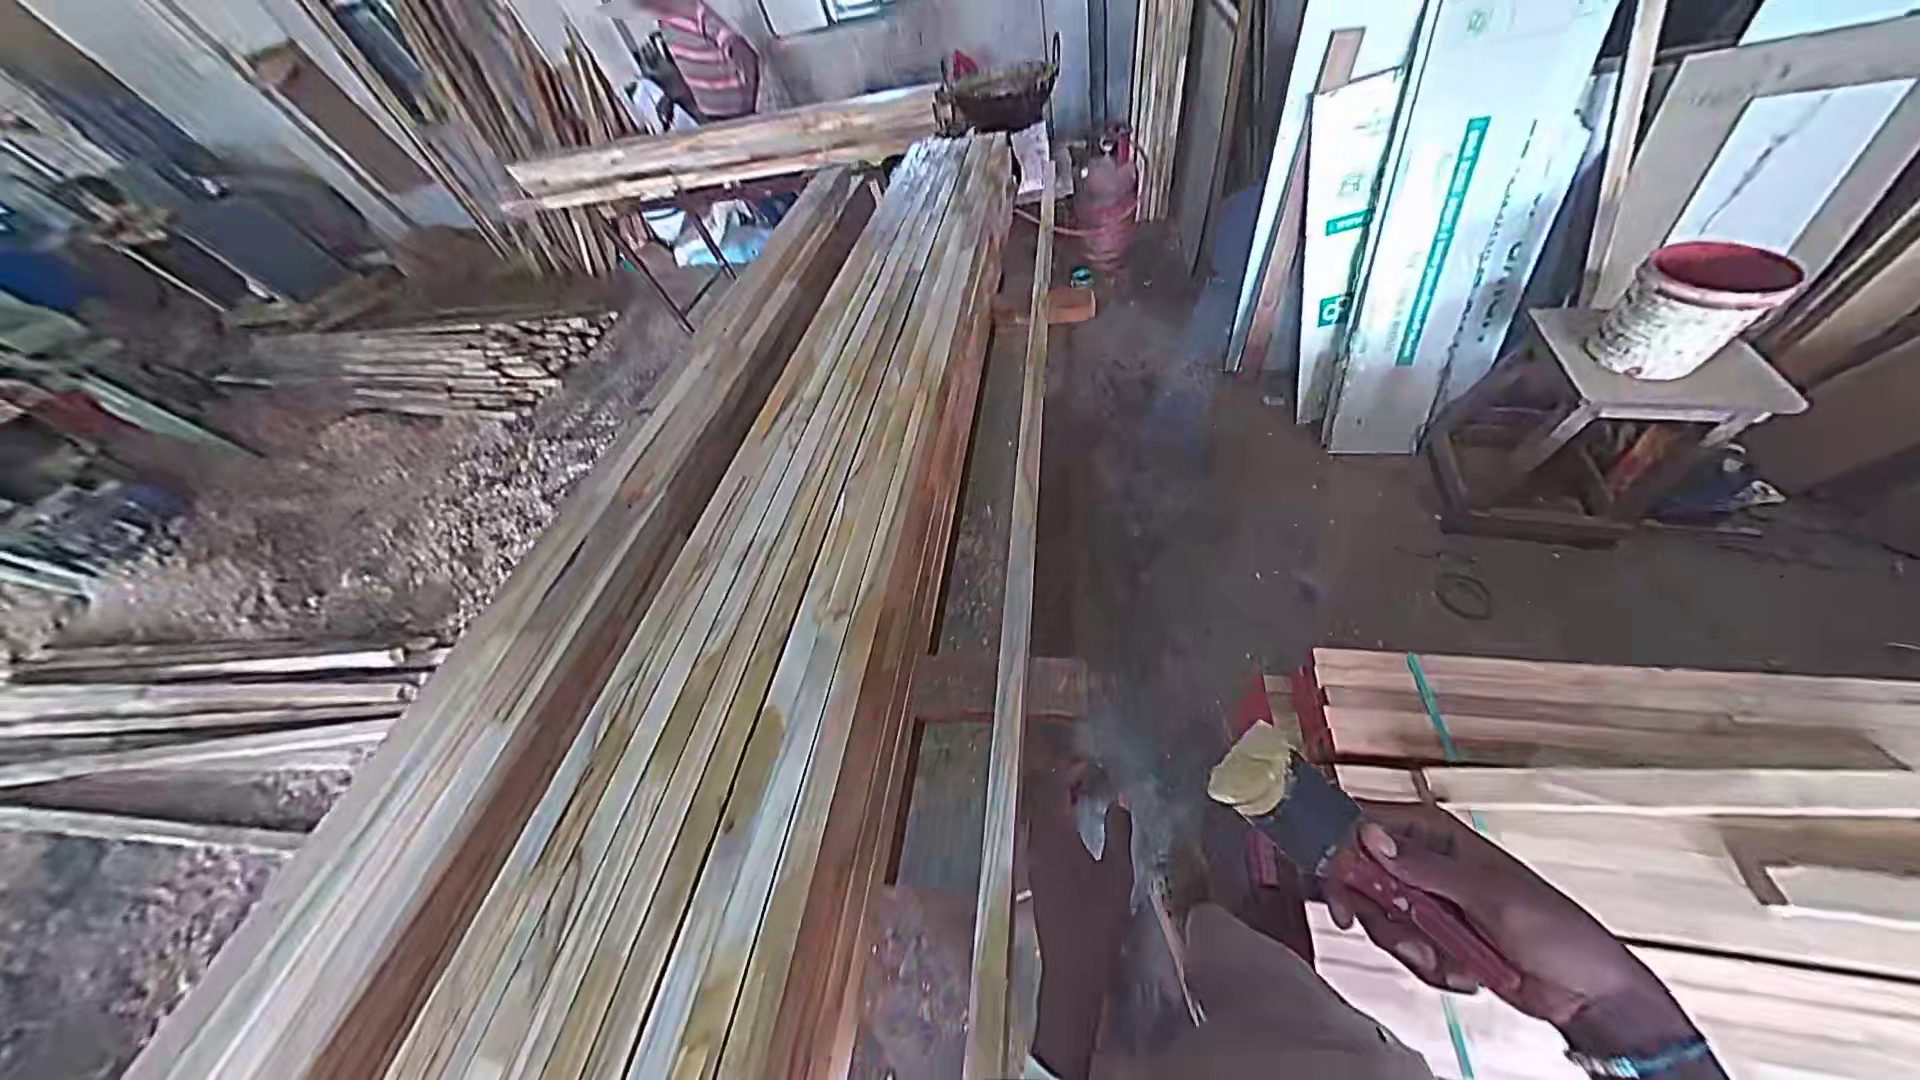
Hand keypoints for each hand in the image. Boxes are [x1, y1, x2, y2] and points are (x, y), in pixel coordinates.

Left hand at [1027, 768, 1131, 1079]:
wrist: (1072, 966)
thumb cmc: (1098, 918)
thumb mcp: (1117, 873)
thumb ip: (1118, 832)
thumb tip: (1120, 801)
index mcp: (1054, 835)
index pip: (1053, 788)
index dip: (1068, 771)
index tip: (1087, 764)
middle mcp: (1036, 841)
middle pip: (1041, 798)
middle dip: (1060, 780)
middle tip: (1085, 774)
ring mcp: (1032, 858)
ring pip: (1039, 815)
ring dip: (1056, 799)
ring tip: (1080, 794)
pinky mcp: (1035, 872)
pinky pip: (1040, 831)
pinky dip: (1054, 818)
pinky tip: (1072, 827)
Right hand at [1325, 802, 1691, 1039]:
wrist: (1592, 998)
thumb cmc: (1555, 930)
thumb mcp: (1488, 894)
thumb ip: (1424, 867)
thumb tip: (1368, 835)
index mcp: (1429, 833)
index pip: (1362, 821)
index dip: (1339, 844)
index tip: (1334, 876)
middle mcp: (1416, 859)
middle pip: (1356, 869)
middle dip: (1370, 907)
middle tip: (1386, 929)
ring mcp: (1420, 896)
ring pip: (1372, 909)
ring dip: (1402, 940)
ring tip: (1440, 955)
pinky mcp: (1426, 931)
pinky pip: (1395, 941)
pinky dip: (1422, 962)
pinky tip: (1457, 968)